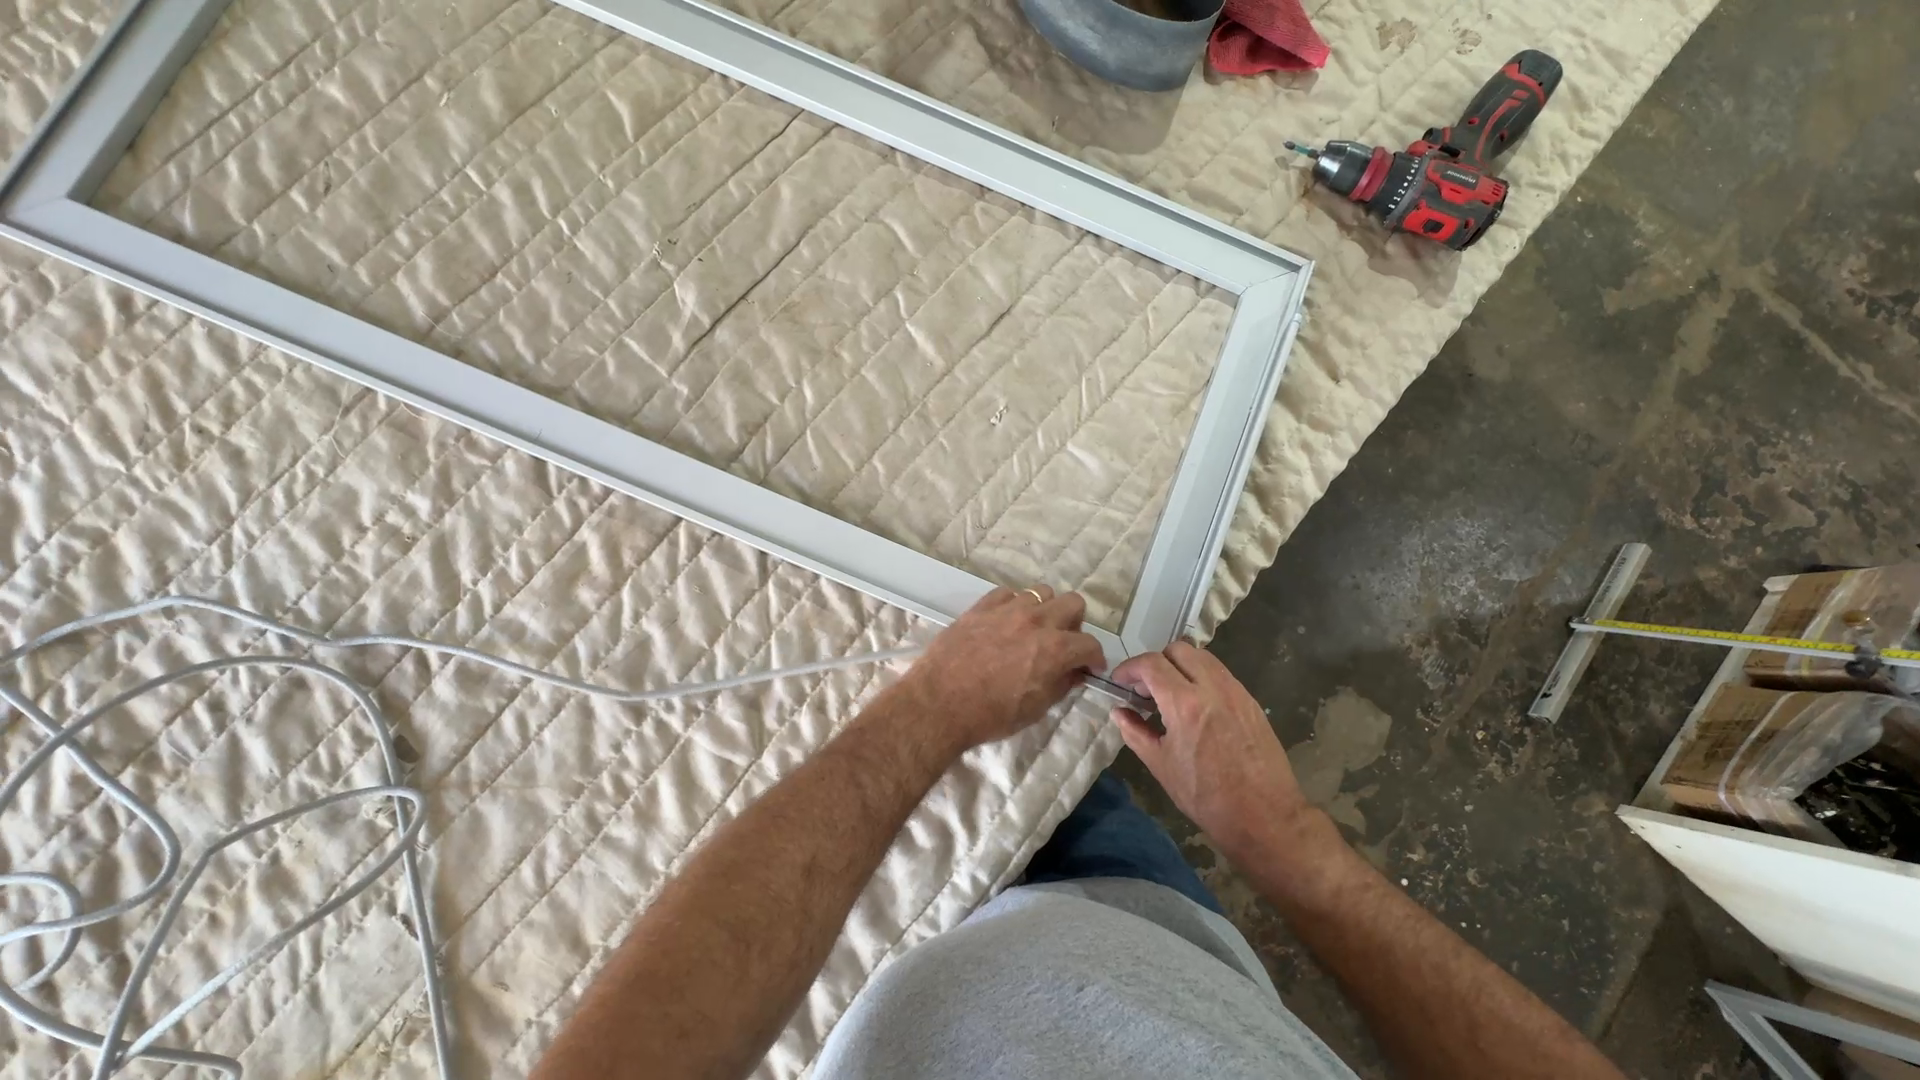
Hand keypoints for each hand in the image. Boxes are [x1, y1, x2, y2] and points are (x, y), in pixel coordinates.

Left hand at [890, 586, 1105, 755]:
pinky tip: (1006, 623)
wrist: (939, 704)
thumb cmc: (990, 715)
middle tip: (1064, 643)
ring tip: (1034, 630)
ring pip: (1041, 592)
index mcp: (1055, 649)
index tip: (1089, 667)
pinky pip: (1008, 594)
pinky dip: (1015, 606)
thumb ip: (1061, 685)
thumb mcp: (1036, 709)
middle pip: (1073, 603)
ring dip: (1045, 610)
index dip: (1094, 658)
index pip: (1090, 644)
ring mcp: (1007, 609)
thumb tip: (1075, 673)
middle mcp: (1036, 621)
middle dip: (1075, 624)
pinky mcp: (981, 607)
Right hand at [1109, 643, 1316, 860]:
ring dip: (1180, 666)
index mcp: (1184, 703)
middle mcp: (1212, 687)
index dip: (1129, 668)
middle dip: (1156, 662)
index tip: (1120, 682)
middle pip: (1179, 650)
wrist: (1263, 815)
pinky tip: (1195, 705)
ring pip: (1203, 658)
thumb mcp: (1161, 765)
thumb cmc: (1205, 795)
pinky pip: (1221, 674)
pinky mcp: (1251, 701)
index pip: (1151, 664)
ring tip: (1170, 693)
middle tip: (1145, 687)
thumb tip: (1119, 713)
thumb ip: (1135, 732)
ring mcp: (1236, 691)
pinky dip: (1202, 678)